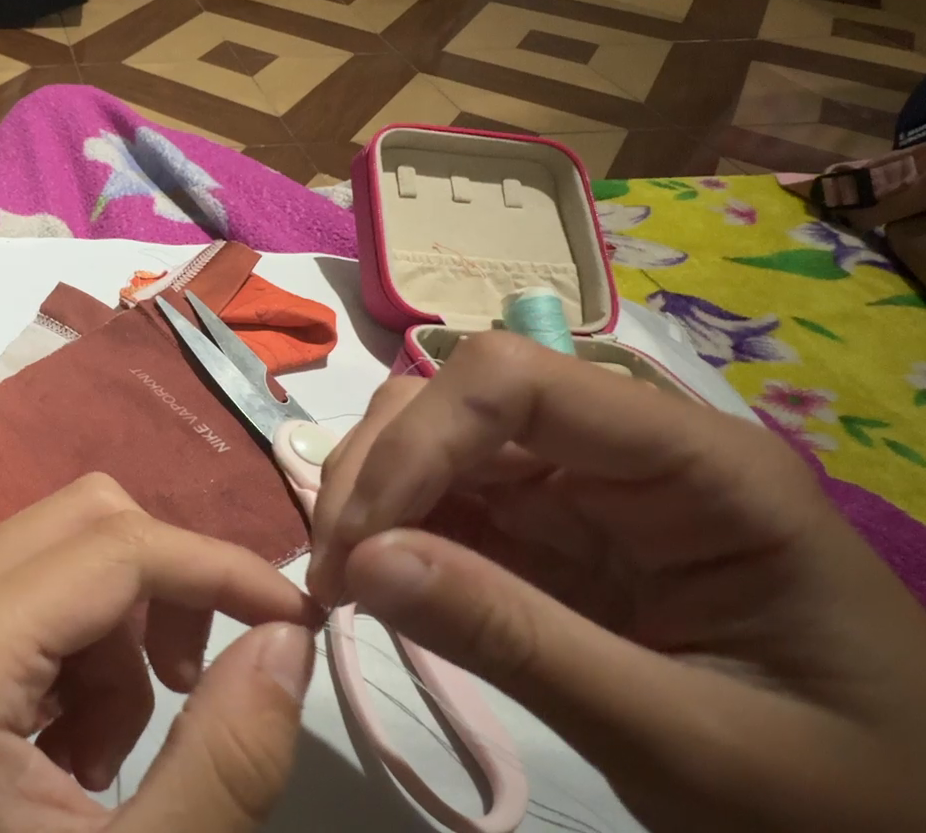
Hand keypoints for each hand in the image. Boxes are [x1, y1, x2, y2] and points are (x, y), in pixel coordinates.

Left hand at [0, 473, 319, 832]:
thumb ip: (223, 759)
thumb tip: (288, 638)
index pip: (120, 547)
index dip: (222, 569)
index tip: (300, 620)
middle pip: (91, 521)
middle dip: (167, 593)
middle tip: (190, 692)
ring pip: (69, 552)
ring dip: (121, 640)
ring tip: (102, 759)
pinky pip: (37, 588)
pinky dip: (82, 651)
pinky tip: (65, 746)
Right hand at [305, 332, 925, 831]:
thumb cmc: (839, 800)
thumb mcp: (686, 742)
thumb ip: (520, 644)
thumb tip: (359, 562)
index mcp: (694, 466)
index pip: (514, 383)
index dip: (417, 444)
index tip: (358, 546)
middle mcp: (620, 450)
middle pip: (451, 399)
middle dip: (374, 473)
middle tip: (335, 577)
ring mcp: (572, 486)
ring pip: (425, 438)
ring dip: (364, 498)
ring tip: (344, 585)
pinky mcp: (536, 531)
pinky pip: (433, 498)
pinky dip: (381, 530)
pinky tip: (369, 584)